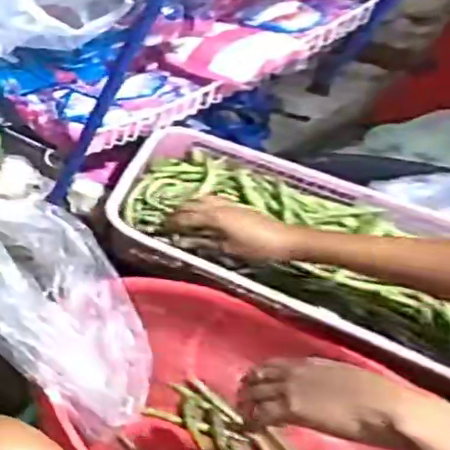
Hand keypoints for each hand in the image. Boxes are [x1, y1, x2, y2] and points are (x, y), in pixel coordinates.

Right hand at [169, 199, 306, 261]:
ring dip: (188, 205)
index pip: (184, 217)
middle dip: (176, 212)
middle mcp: (216, 206)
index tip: (161, 228)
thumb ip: (205, 243)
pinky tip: (204, 209)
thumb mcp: (229, 250)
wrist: (289, 240)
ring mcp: (227, 203)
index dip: (171, 223)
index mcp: (212, 217)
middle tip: (167, 221)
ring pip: (200, 199)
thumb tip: (184, 240)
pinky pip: (211, 199)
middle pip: (189, 205)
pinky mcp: (237, 205)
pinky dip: (201, 202)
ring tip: (182, 213)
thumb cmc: (258, 248)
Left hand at [238, 358, 449, 449]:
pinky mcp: (292, 409)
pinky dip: (253, 420)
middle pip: (256, 377)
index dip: (260, 376)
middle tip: (244, 402)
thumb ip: (330, 380)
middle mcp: (293, 372)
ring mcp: (289, 389)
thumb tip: (329, 390)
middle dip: (247, 389)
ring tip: (243, 417)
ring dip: (246, 405)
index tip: (257, 385)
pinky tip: (252, 429)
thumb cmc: (386, 399)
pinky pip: (262, 413)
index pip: (271, 365)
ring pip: (254, 394)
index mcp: (309, 363)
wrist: (393, 410)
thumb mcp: (350, 378)